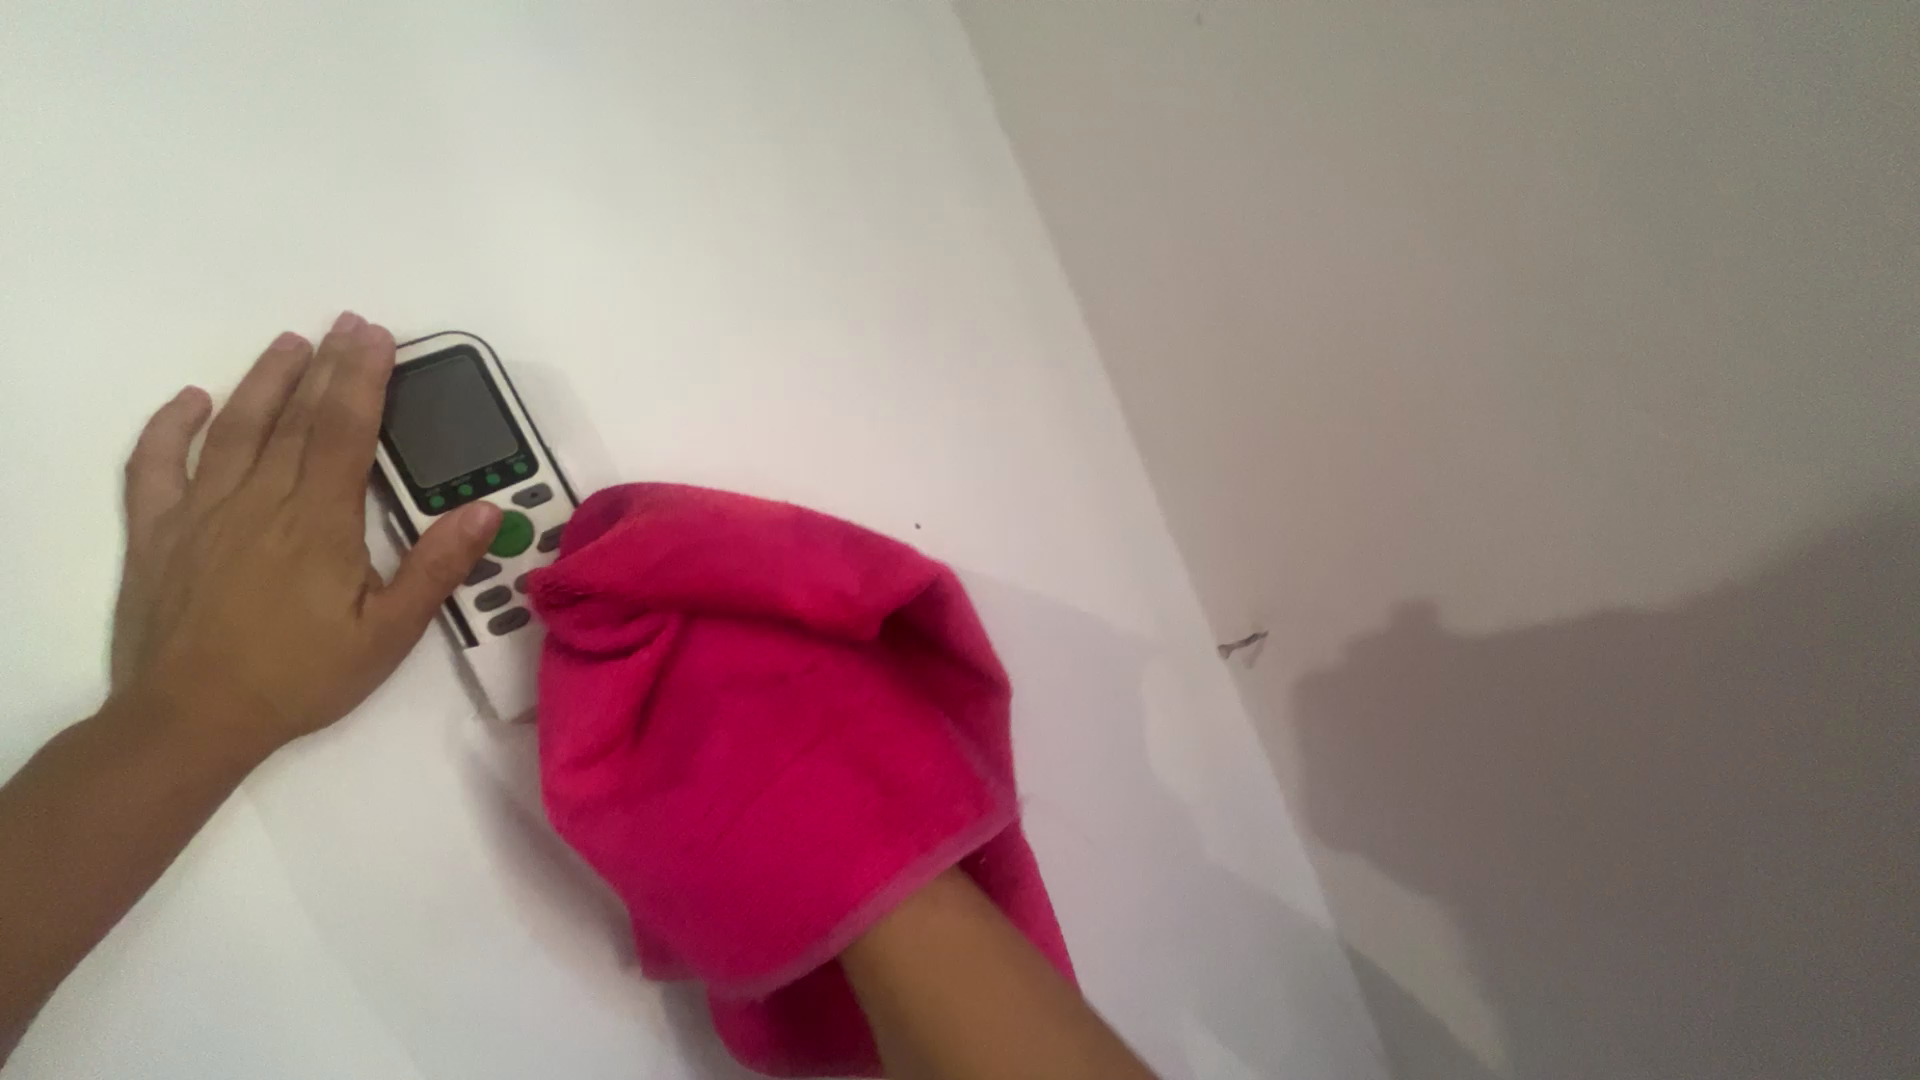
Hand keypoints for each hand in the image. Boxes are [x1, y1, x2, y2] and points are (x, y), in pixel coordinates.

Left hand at [110, 313, 501, 755]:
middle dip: (327, 366)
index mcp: (319, 524)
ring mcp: (200, 515)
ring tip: (289, 342)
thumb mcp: (392, 632)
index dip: (364, 380)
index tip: (377, 338)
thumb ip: (436, 567)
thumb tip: (483, 510)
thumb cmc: (305, 675)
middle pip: (297, 420)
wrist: (191, 722)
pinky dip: (170, 428)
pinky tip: (191, 400)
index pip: (345, 433)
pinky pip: (156, 467)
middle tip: (349, 323)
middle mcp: (258, 504)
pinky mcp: (157, 535)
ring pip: (233, 431)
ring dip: (263, 381)